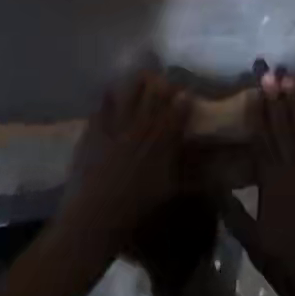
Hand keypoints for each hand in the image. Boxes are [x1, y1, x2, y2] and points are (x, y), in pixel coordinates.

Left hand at [57, 71, 192, 245]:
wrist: (95, 216)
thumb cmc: (136, 208)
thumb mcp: (169, 188)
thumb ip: (186, 169)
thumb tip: (200, 159)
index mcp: (162, 140)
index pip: (178, 109)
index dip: (184, 99)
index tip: (187, 93)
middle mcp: (141, 126)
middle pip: (155, 94)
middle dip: (163, 85)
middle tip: (165, 84)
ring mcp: (116, 125)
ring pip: (130, 92)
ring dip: (137, 84)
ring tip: (141, 80)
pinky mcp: (94, 129)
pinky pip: (103, 107)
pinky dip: (108, 99)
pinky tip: (111, 95)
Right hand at [222, 70, 294, 295]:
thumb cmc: (290, 263)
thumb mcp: (254, 242)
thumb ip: (233, 212)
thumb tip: (212, 187)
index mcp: (273, 182)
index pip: (263, 138)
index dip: (258, 112)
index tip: (253, 89)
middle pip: (284, 125)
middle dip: (277, 98)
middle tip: (271, 72)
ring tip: (291, 80)